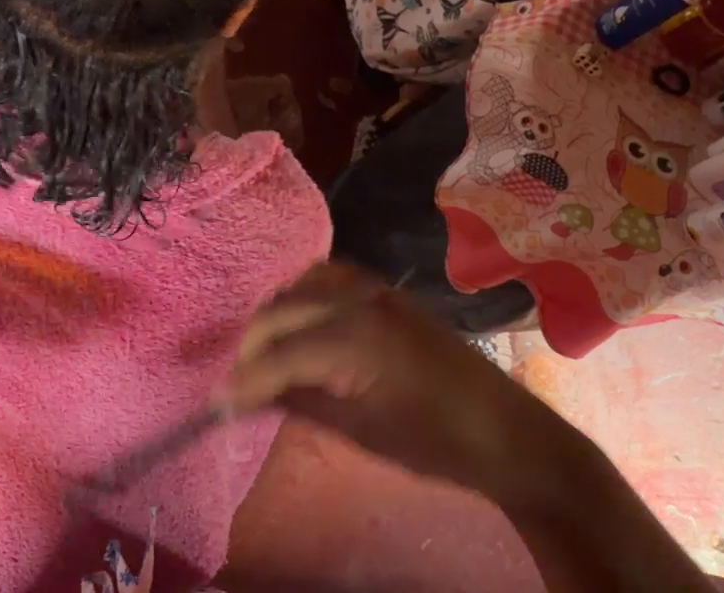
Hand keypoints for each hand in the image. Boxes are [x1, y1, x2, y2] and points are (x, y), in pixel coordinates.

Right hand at [215, 264, 549, 496]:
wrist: (510, 432)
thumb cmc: (437, 443)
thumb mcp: (362, 431)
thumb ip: (300, 401)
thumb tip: (246, 395)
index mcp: (353, 339)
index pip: (277, 355)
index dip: (241, 379)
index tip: (213, 401)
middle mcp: (358, 301)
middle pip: (280, 311)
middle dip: (249, 346)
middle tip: (232, 382)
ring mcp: (375, 290)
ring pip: (301, 287)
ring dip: (274, 316)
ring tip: (260, 353)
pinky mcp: (386, 292)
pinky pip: (329, 279)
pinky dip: (303, 294)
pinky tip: (297, 319)